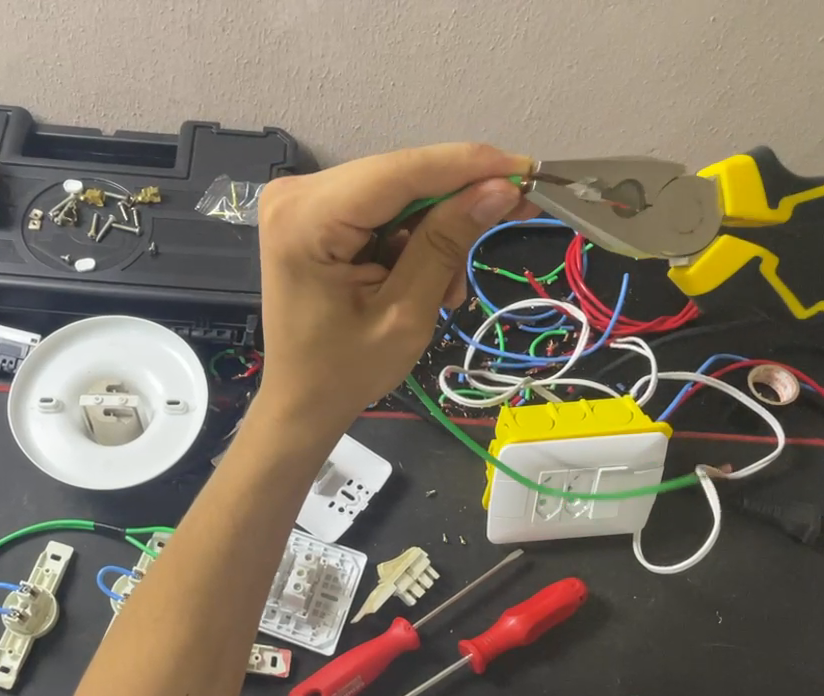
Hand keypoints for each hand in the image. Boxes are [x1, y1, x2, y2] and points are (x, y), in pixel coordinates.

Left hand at [253, 143, 532, 432]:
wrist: (301, 402)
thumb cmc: (345, 373)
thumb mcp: (405, 315)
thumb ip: (446, 244)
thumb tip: (500, 186)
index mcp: (306, 220)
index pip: (400, 171)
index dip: (467, 165)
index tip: (527, 169)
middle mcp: (295, 195)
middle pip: (398, 178)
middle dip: (453, 206)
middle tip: (510, 222)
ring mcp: (300, 204)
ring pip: (395, 195)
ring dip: (434, 234)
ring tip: (448, 292)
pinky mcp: (311, 217)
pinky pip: (378, 211)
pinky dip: (409, 241)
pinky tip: (423, 282)